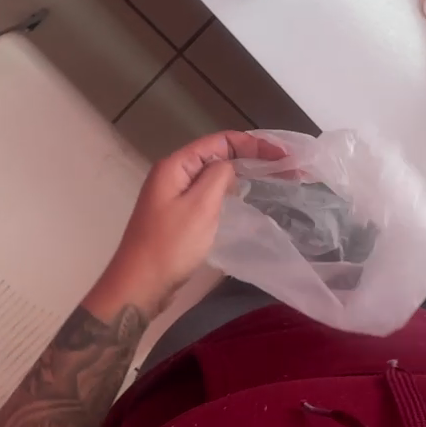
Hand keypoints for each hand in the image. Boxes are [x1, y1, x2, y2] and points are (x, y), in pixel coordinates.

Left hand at [85, 131, 286, 314]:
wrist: (139, 286)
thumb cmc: (170, 245)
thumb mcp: (200, 206)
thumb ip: (219, 176)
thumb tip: (230, 165)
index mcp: (175, 165)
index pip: (220, 141)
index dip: (254, 144)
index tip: (283, 155)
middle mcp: (173, 174)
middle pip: (217, 155)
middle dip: (252, 157)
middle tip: (286, 168)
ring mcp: (173, 196)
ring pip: (213, 175)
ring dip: (242, 173)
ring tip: (272, 179)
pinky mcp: (177, 215)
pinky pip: (207, 194)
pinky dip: (228, 192)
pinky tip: (242, 199)